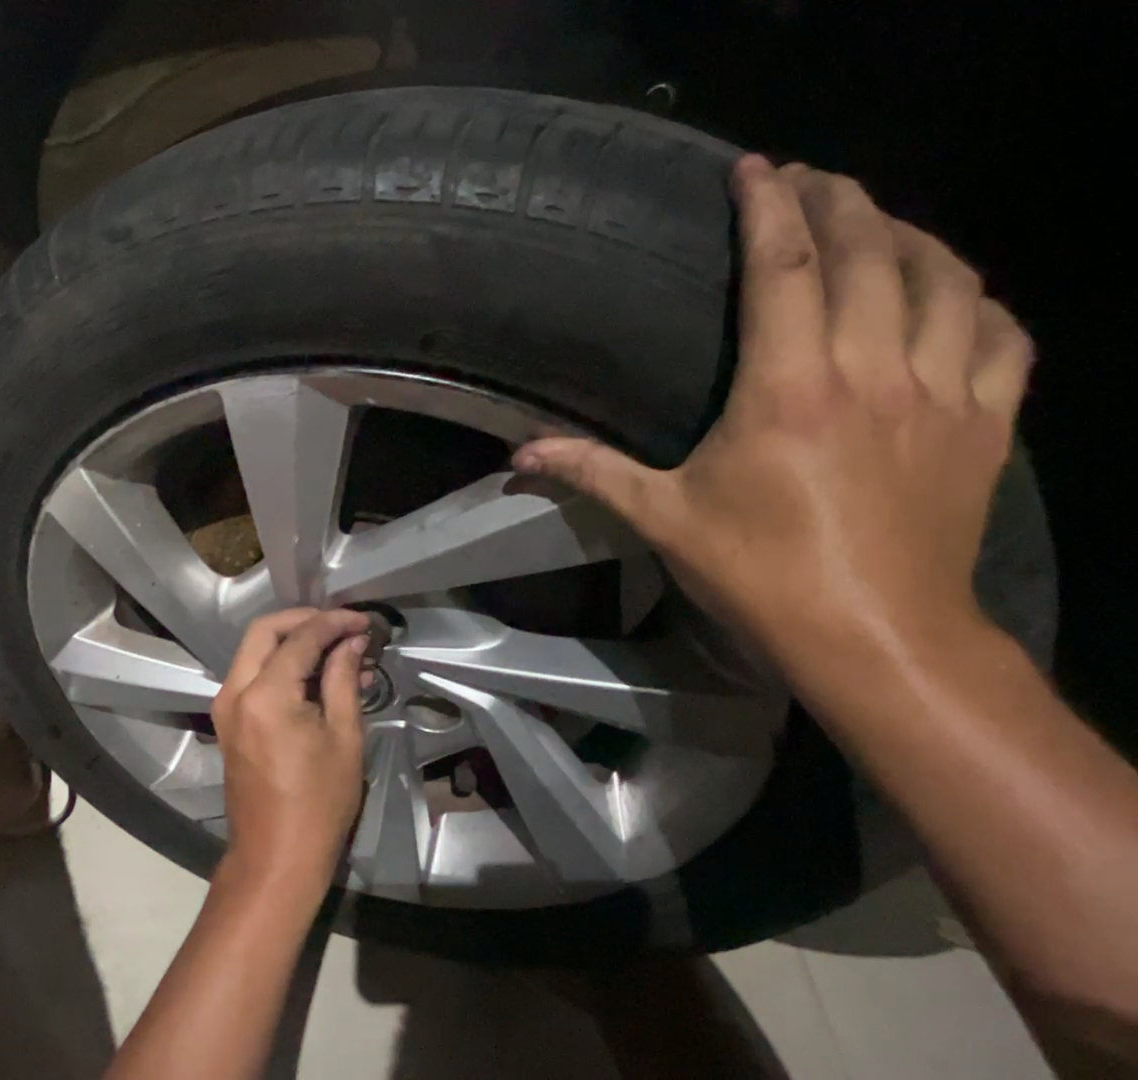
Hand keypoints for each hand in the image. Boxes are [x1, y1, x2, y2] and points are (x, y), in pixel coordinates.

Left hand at [211, 609, 372, 879]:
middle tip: (345, 627)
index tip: (365, 621)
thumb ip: (342, 680)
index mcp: (263, 695)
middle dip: (305, 622)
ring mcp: (225, 706)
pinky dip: (282, 667)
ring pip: (255, 651)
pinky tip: (319, 677)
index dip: (334, 623)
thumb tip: (351, 642)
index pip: (299, 638)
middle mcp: (234, 691)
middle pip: (264, 632)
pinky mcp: (228, 721)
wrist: (276, 856)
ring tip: (341, 653)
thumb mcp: (343, 737)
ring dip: (294, 643)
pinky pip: (252, 676)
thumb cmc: (319, 803)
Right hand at [513, 156, 1031, 655]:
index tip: (754, 167)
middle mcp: (873, 371)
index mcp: (789, 388)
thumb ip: (593, 472)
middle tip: (811, 176)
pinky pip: (1003, 336)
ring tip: (877, 220)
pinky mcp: (988, 425)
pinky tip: (952, 295)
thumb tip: (517, 454)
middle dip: (841, 199)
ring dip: (911, 234)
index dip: (770, 206)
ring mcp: (943, 393)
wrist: (876, 635)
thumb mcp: (664, 520)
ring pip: (947, 279)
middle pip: (871, 251)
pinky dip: (978, 300)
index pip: (785, 267)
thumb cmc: (759, 574)